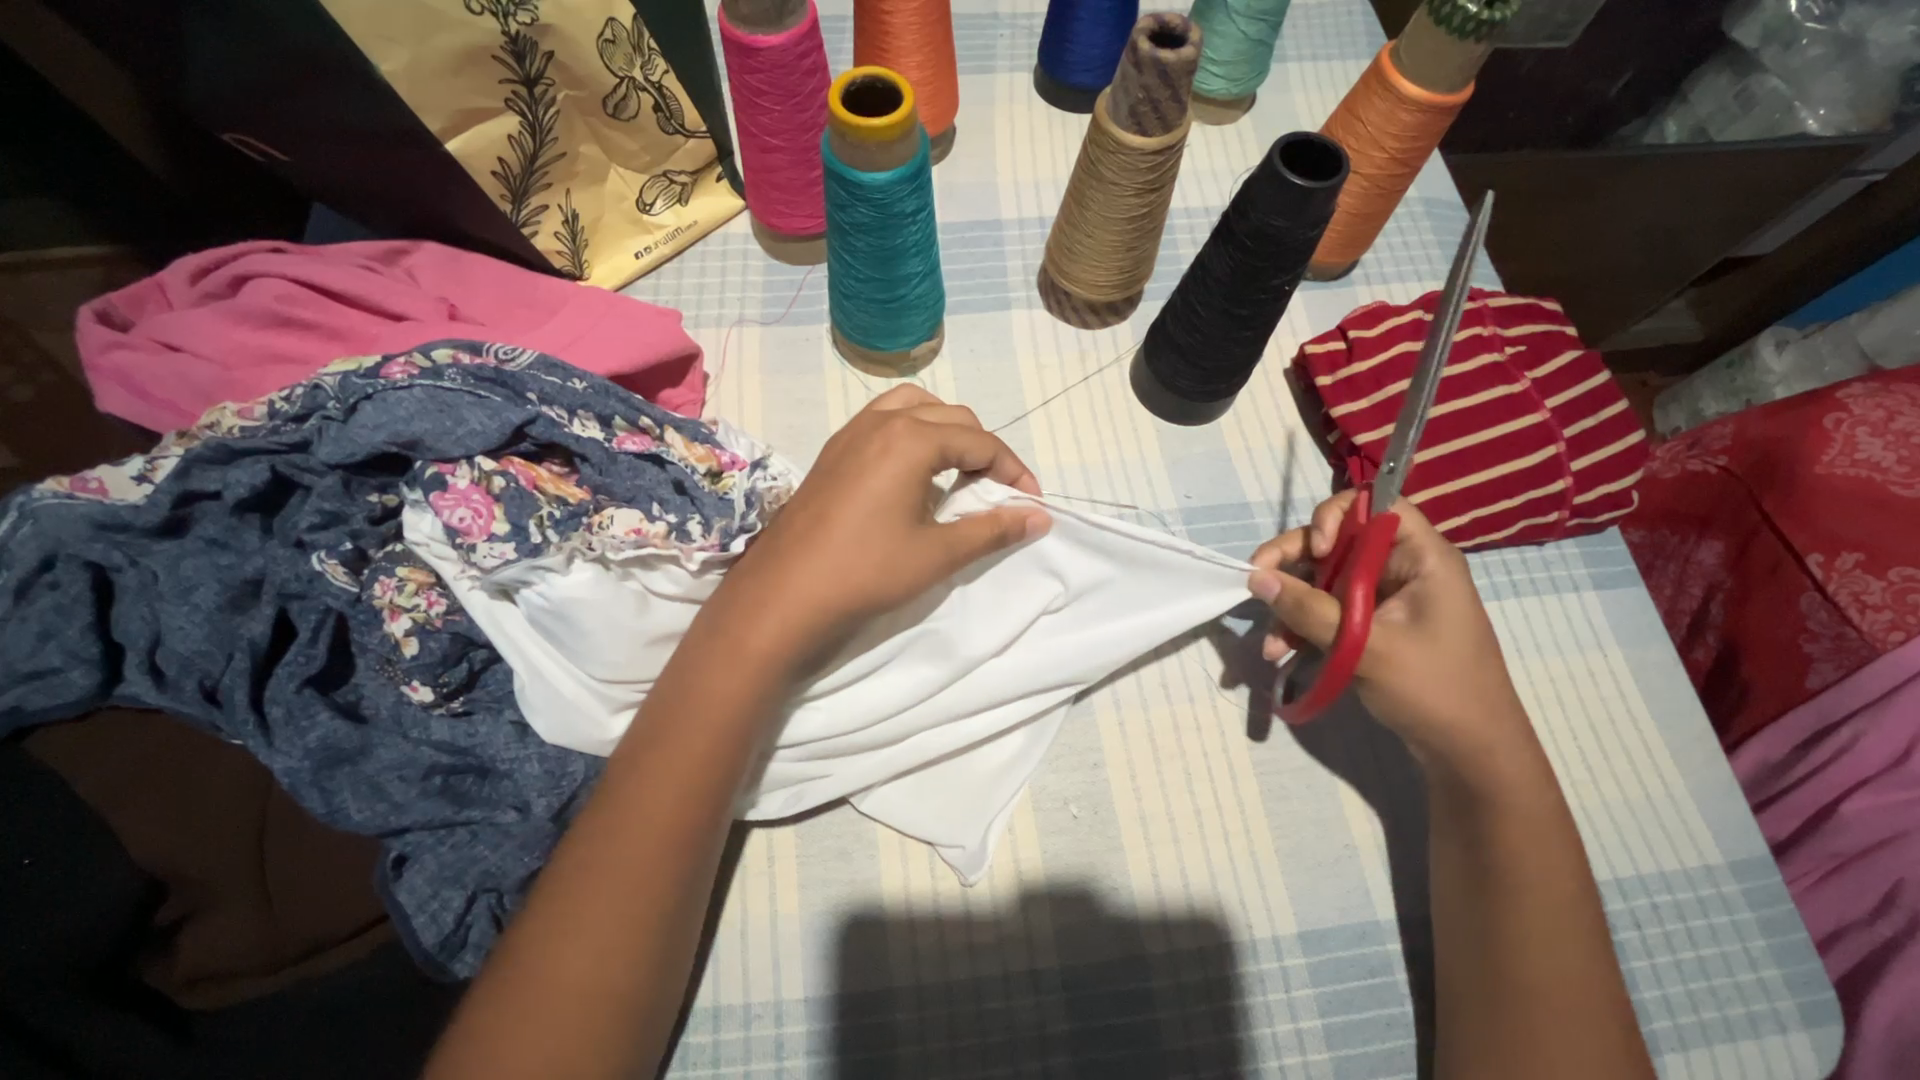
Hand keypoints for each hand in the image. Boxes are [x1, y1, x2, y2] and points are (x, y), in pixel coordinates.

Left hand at [714, 386, 1050, 670]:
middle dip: (983, 449)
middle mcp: (882, 422)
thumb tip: (1039, 516)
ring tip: (957, 472)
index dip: (1013, 471)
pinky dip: (912, 434)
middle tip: (996, 491)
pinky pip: (884, 421)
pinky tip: (913, 476)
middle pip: (951, 417)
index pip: (981, 442)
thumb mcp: (938, 554)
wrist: (785, 593)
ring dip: (945, 432)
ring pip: (914, 409)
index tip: (1030, 502)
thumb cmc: (866, 572)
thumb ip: (992, 529)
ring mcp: (852, 433)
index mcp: (911, 439)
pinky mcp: (833, 451)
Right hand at [1247, 491, 1533, 769]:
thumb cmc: (1434, 690)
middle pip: (1338, 542)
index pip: (1377, 504)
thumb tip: (1256, 578)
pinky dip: (1303, 628)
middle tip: (1255, 583)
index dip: (1338, 516)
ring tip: (1270, 644)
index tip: (1316, 550)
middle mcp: (1402, 568)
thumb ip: (1309, 610)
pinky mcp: (1373, 626)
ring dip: (1292, 606)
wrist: (1468, 752)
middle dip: (1294, 565)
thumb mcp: (1366, 647)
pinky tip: (1281, 653)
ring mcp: (1386, 599)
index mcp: (1421, 558)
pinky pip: (1329, 611)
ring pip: (1325, 580)